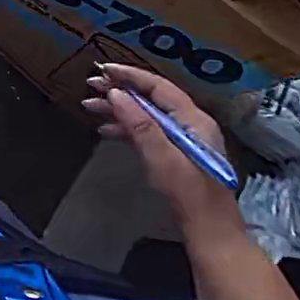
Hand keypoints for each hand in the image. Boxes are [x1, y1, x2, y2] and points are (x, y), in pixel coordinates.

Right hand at [83, 63, 243, 239]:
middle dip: (119, 90)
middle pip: (151, 98)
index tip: (103, 70)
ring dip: (118, 108)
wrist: (209, 230)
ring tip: (89, 107)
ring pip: (145, 114)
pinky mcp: (174, 154)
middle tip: (90, 86)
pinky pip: (146, 130)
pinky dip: (125, 127)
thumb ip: (140, 124)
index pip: (158, 86)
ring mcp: (182, 139)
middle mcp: (189, 123)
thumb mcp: (162, 157)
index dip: (130, 76)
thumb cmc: (188, 193)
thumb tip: (116, 93)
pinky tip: (106, 130)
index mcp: (192, 119)